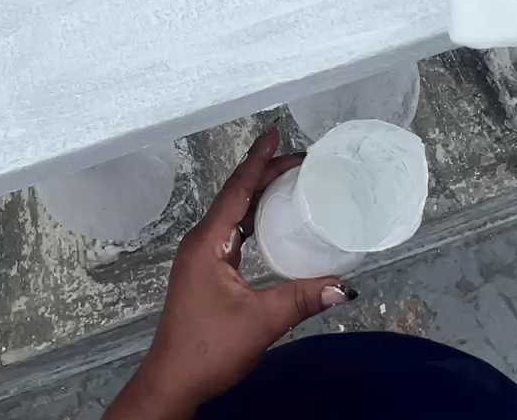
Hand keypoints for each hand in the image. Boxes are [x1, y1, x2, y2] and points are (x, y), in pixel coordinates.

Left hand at [105, 128, 355, 418]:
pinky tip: (270, 219)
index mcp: (208, 240)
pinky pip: (232, 229)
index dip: (258, 160)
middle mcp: (201, 239)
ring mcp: (201, 254)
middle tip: (298, 158)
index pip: (237, 189)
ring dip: (258, 192)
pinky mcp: (205, 269)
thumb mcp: (260, 321)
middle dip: (264, 172)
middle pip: (235, 194)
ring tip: (288, 178)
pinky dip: (252, 215)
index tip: (275, 133)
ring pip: (233, 211)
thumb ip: (301, 299)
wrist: (172, 382)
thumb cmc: (209, 348)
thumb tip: (343, 286)